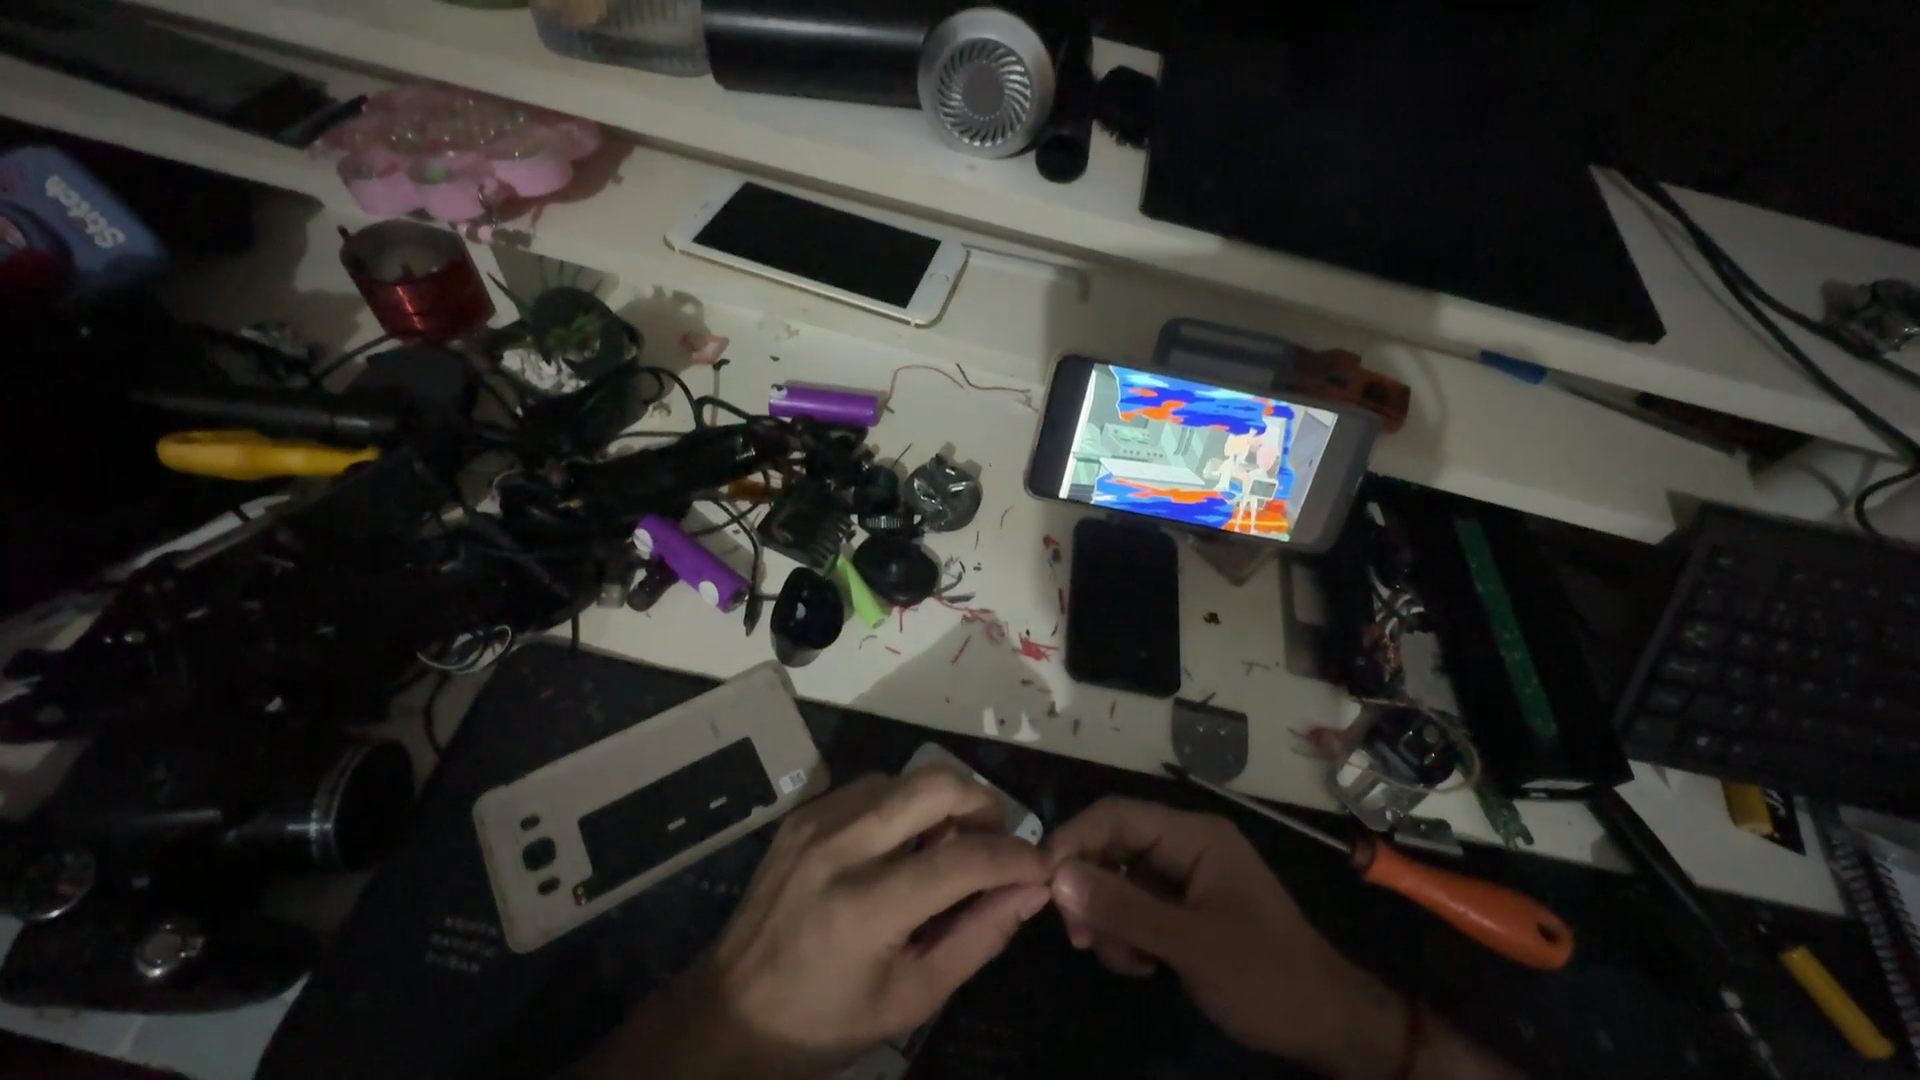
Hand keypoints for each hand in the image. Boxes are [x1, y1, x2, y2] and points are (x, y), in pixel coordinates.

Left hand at [613, 769, 1051, 1078]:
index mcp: (865, 906)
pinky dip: (902, 804)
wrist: (728, 1014)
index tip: (1040, 866)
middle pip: (935, 784)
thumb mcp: (912, 997)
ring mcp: (815, 822)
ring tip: (948, 846)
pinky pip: (871, 786)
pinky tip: (902, 842)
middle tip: (995, 840)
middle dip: (983, 804)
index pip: (963, 859)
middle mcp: (839, 847)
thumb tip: (1031, 890)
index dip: (1015, 857)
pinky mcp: (801, 814)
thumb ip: (979, 937)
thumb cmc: (825, 1022)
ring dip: (942, 802)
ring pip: (905, 777)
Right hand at [1045, 798, 1404, 1076]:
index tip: (1043, 881)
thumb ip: (1123, 908)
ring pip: (1118, 882)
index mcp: (1195, 836)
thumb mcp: (1190, 945)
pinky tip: (1145, 968)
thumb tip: (1056, 876)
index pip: (1117, 815)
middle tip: (1082, 940)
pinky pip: (1134, 909)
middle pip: (1112, 848)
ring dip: (1110, 922)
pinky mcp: (1183, 909)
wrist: (1327, 1027)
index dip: (1075, 839)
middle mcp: (1186, 846)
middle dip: (1092, 892)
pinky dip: (1128, 936)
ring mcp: (1185, 879)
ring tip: (1131, 964)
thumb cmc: (1266, 978)